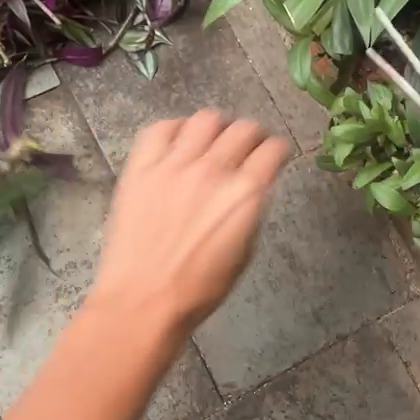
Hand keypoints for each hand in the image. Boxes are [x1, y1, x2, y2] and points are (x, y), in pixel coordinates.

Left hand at [90, 109, 292, 337]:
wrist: (144, 299)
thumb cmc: (200, 288)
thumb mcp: (244, 251)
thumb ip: (251, 210)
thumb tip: (250, 189)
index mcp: (246, 193)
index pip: (272, 149)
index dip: (278, 150)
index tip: (274, 155)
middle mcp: (213, 169)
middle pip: (242, 129)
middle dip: (252, 135)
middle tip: (246, 147)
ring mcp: (174, 165)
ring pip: (205, 120)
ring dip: (217, 127)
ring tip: (212, 140)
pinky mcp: (141, 168)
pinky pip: (160, 129)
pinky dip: (175, 129)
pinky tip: (178, 142)